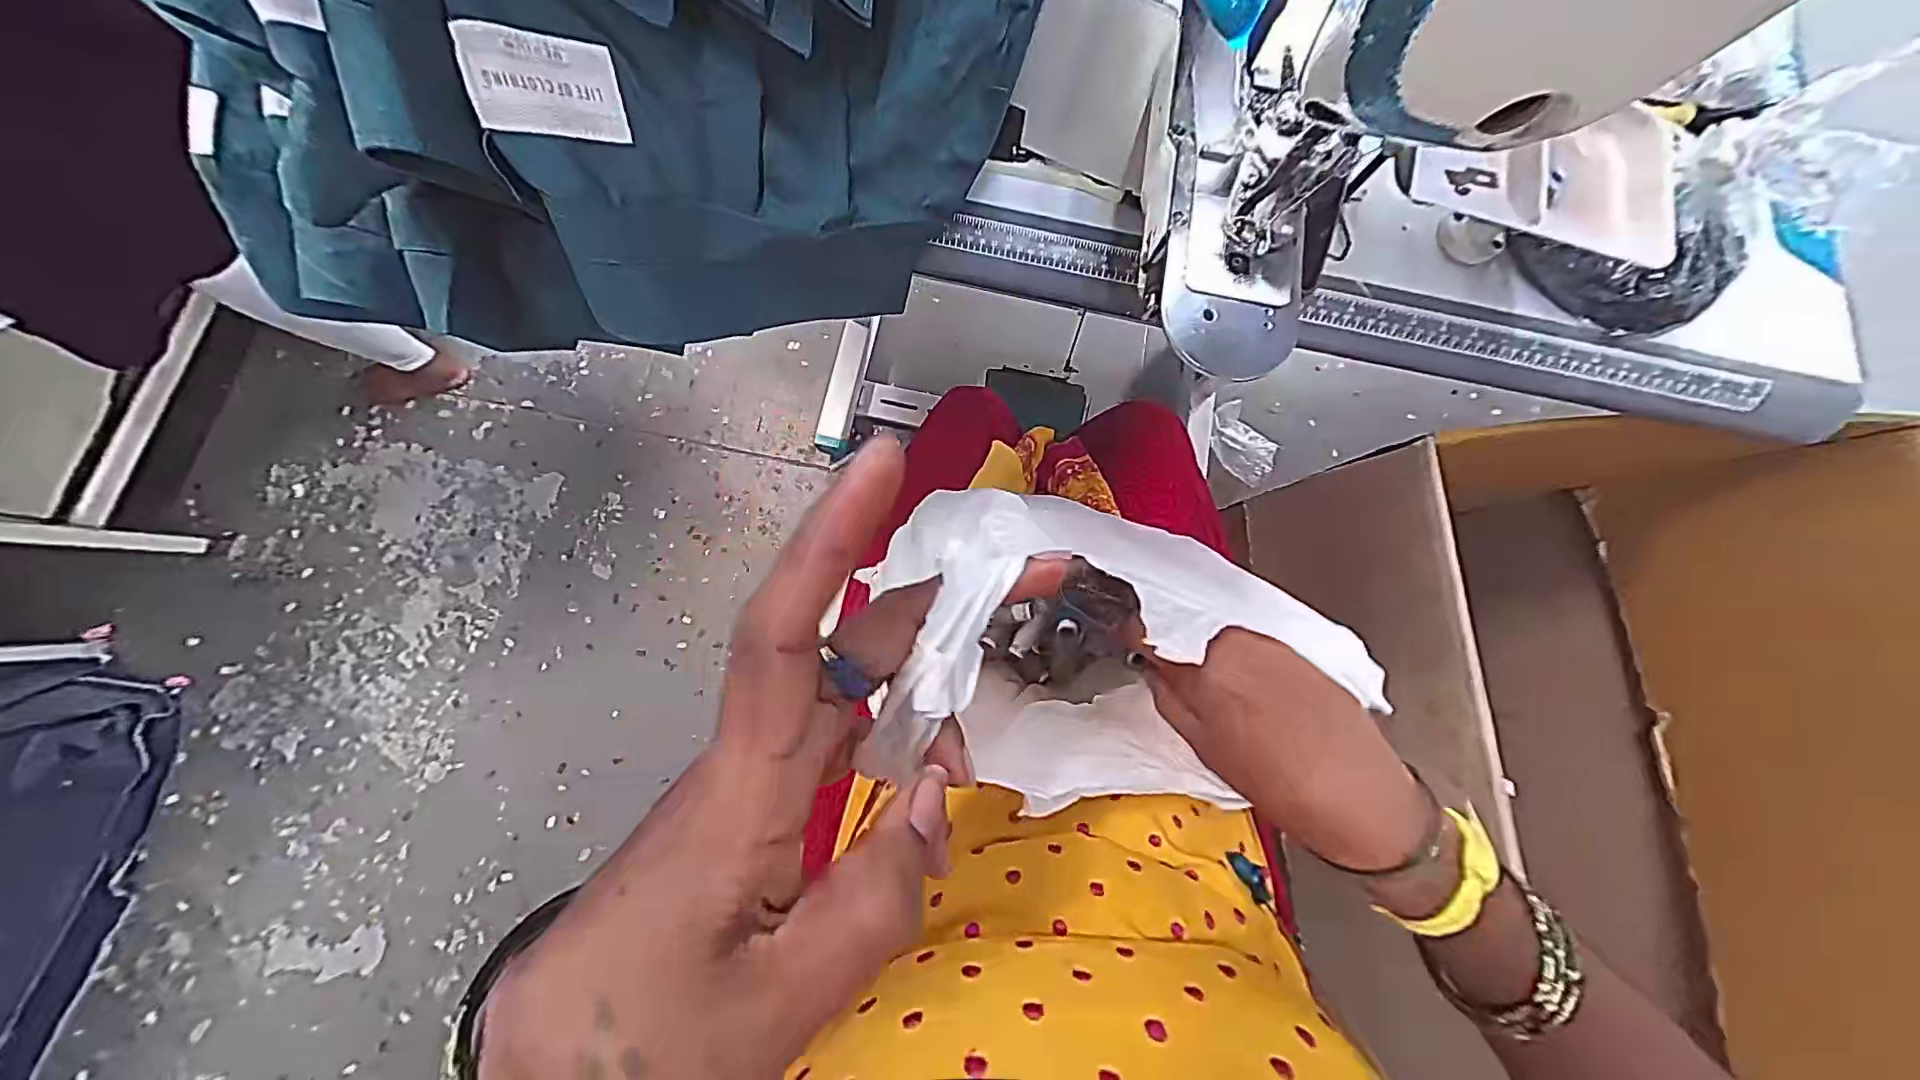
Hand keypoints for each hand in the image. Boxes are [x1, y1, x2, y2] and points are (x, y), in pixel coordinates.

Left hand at [477, 437, 1064, 1079]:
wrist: (563, 1063)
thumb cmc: (651, 1035)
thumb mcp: (782, 996)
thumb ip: (875, 897)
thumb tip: (935, 794)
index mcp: (746, 783)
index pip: (785, 629)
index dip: (831, 538)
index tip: (879, 466)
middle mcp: (755, 746)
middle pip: (851, 640)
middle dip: (940, 600)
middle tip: (1029, 575)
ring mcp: (763, 760)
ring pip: (860, 685)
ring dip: (929, 693)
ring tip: (965, 751)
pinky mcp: (769, 784)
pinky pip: (849, 732)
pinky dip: (903, 741)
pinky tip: (927, 784)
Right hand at [1137, 627, 1433, 872]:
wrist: (1358, 792)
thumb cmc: (1278, 781)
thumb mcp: (1203, 746)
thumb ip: (1169, 699)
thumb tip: (1154, 673)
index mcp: (1203, 666)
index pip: (1150, 631)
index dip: (1136, 637)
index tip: (1135, 645)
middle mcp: (1235, 641)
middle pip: (1185, 623)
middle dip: (1173, 641)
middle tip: (1172, 667)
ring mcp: (1268, 639)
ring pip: (1218, 629)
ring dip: (1206, 644)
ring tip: (1214, 681)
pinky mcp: (1296, 645)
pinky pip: (1250, 637)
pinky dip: (1238, 650)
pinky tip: (1246, 682)